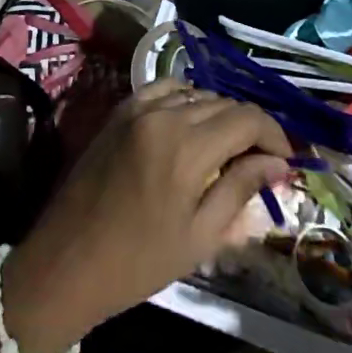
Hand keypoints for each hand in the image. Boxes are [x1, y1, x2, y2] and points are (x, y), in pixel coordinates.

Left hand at [0, 80, 291, 352]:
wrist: (66, 264)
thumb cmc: (138, 261)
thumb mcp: (200, 235)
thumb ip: (240, 187)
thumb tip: (279, 162)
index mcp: (187, 148)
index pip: (248, 119)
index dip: (274, 135)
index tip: (285, 159)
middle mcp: (165, 115)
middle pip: (225, 103)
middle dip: (251, 127)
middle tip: (260, 158)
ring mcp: (138, 108)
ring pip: (197, 93)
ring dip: (220, 114)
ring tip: (228, 145)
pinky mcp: (119, 110)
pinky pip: (164, 89)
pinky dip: (186, 99)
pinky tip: (190, 122)